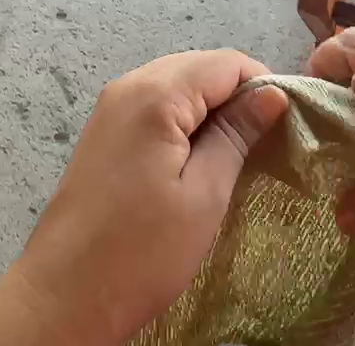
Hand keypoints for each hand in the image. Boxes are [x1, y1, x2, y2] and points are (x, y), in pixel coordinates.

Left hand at [0, 50, 289, 345]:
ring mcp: (112, 105)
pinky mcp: (105, 129)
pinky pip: (156, 104)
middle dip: (238, 95)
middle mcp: (129, 84)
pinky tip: (201, 156)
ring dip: (213, 109)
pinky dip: (185, 119)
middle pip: (200, 67)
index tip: (290, 123)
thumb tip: (272, 93)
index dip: (264, 84)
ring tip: (239, 152)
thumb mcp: (204, 194)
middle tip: (268, 141)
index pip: (225, 62)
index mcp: (155, 92)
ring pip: (178, 84)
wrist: (64, 293)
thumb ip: (237, 134)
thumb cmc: (141, 250)